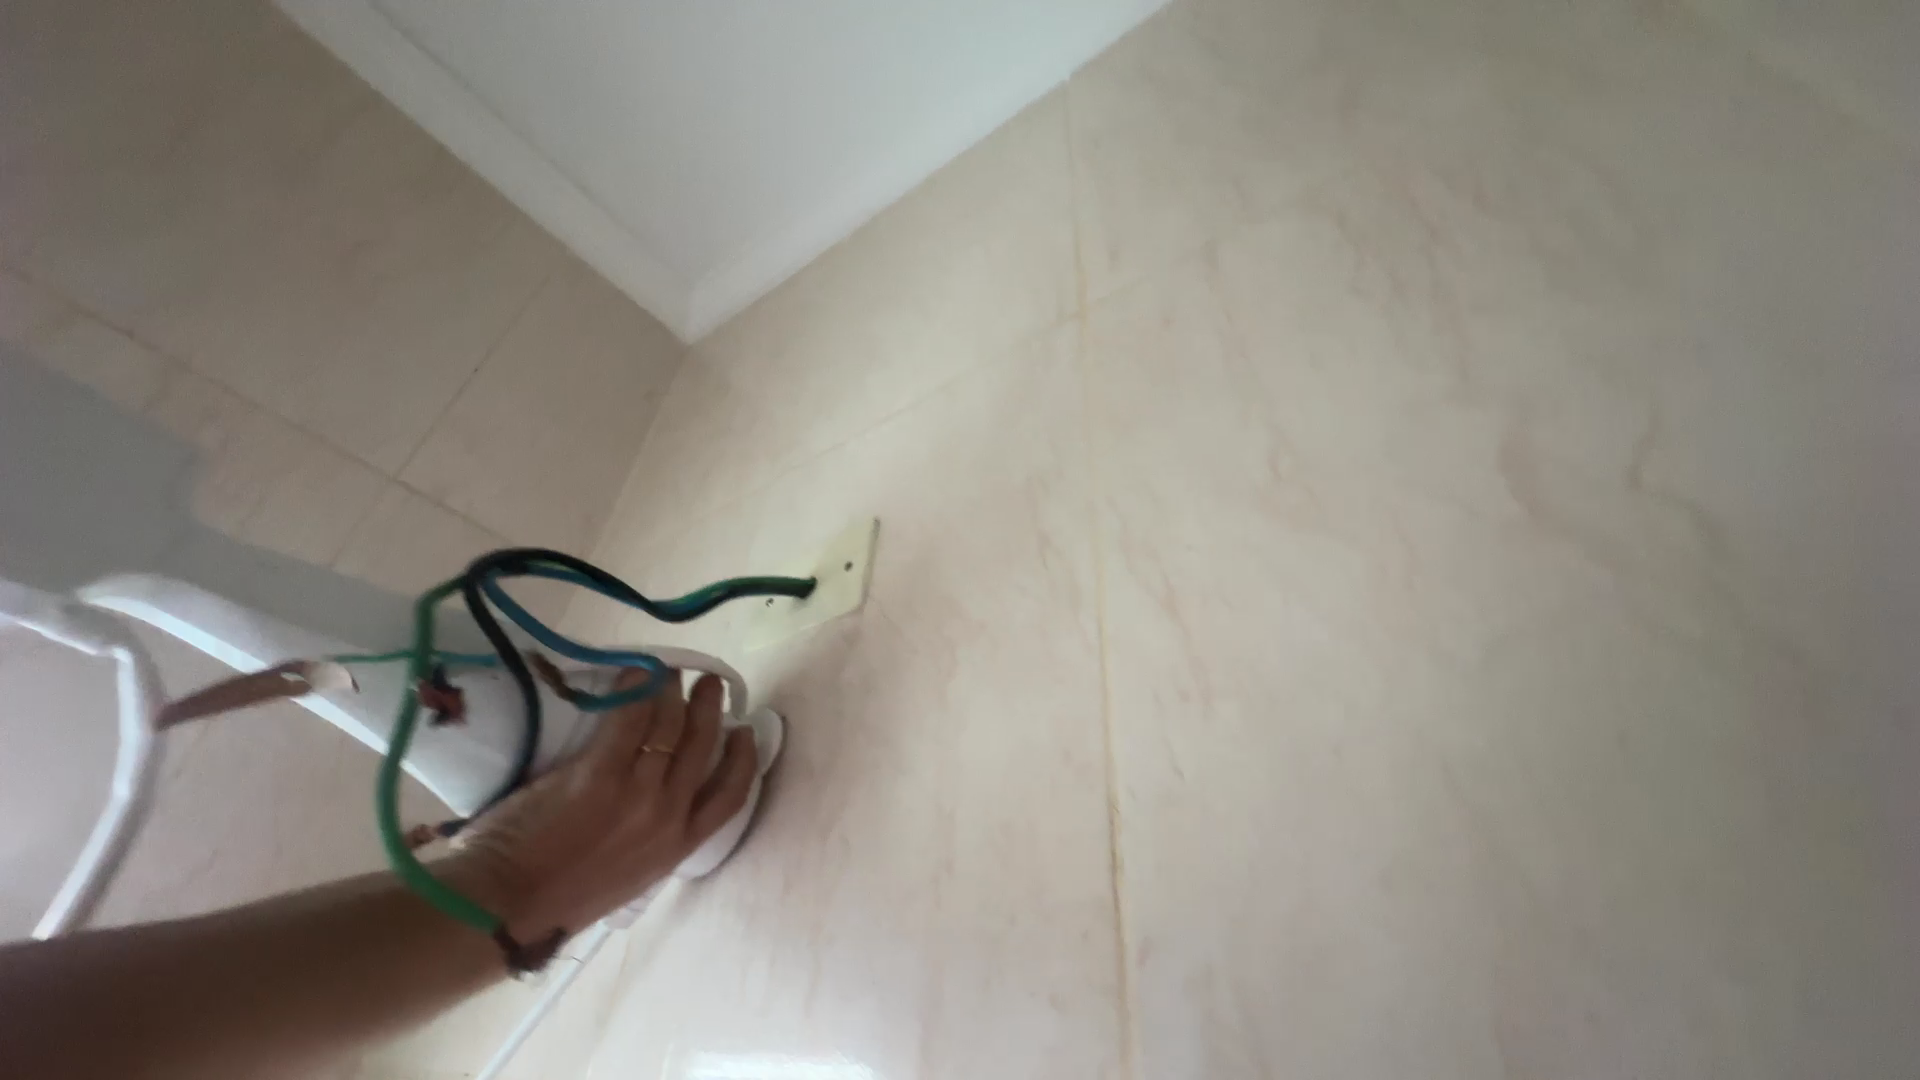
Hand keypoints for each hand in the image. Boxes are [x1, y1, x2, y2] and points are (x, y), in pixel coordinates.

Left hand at [438, 669, 757, 938]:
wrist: (503, 909)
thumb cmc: (562, 896)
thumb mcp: (632, 873)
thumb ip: (655, 834)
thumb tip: (662, 789)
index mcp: (678, 846)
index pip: (731, 793)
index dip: (743, 756)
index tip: (742, 731)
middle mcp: (668, 816)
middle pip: (702, 744)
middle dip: (710, 706)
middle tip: (708, 682)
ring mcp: (637, 793)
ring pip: (670, 725)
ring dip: (673, 690)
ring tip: (668, 673)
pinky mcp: (600, 774)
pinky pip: (629, 719)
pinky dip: (636, 690)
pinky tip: (636, 673)